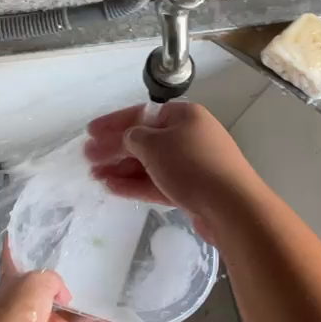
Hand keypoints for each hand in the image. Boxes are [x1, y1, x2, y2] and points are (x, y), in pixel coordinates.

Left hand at [0, 243, 128, 321]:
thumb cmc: (18, 308)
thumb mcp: (36, 279)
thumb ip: (54, 279)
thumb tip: (66, 297)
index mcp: (15, 283)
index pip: (12, 260)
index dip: (17, 246)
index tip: (22, 231)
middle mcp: (31, 302)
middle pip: (51, 287)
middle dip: (69, 278)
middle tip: (94, 260)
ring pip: (76, 311)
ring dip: (95, 305)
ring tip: (118, 288)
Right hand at [83, 102, 262, 230]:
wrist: (232, 207)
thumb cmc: (192, 166)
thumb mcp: (154, 145)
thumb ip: (133, 137)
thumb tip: (128, 139)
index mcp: (184, 116)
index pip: (141, 114)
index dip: (113, 123)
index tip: (90, 133)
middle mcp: (189, 136)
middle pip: (144, 139)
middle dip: (114, 148)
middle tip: (88, 158)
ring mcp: (191, 165)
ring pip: (149, 163)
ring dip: (121, 168)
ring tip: (96, 176)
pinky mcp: (191, 190)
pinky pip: (157, 182)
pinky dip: (136, 184)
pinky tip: (113, 188)